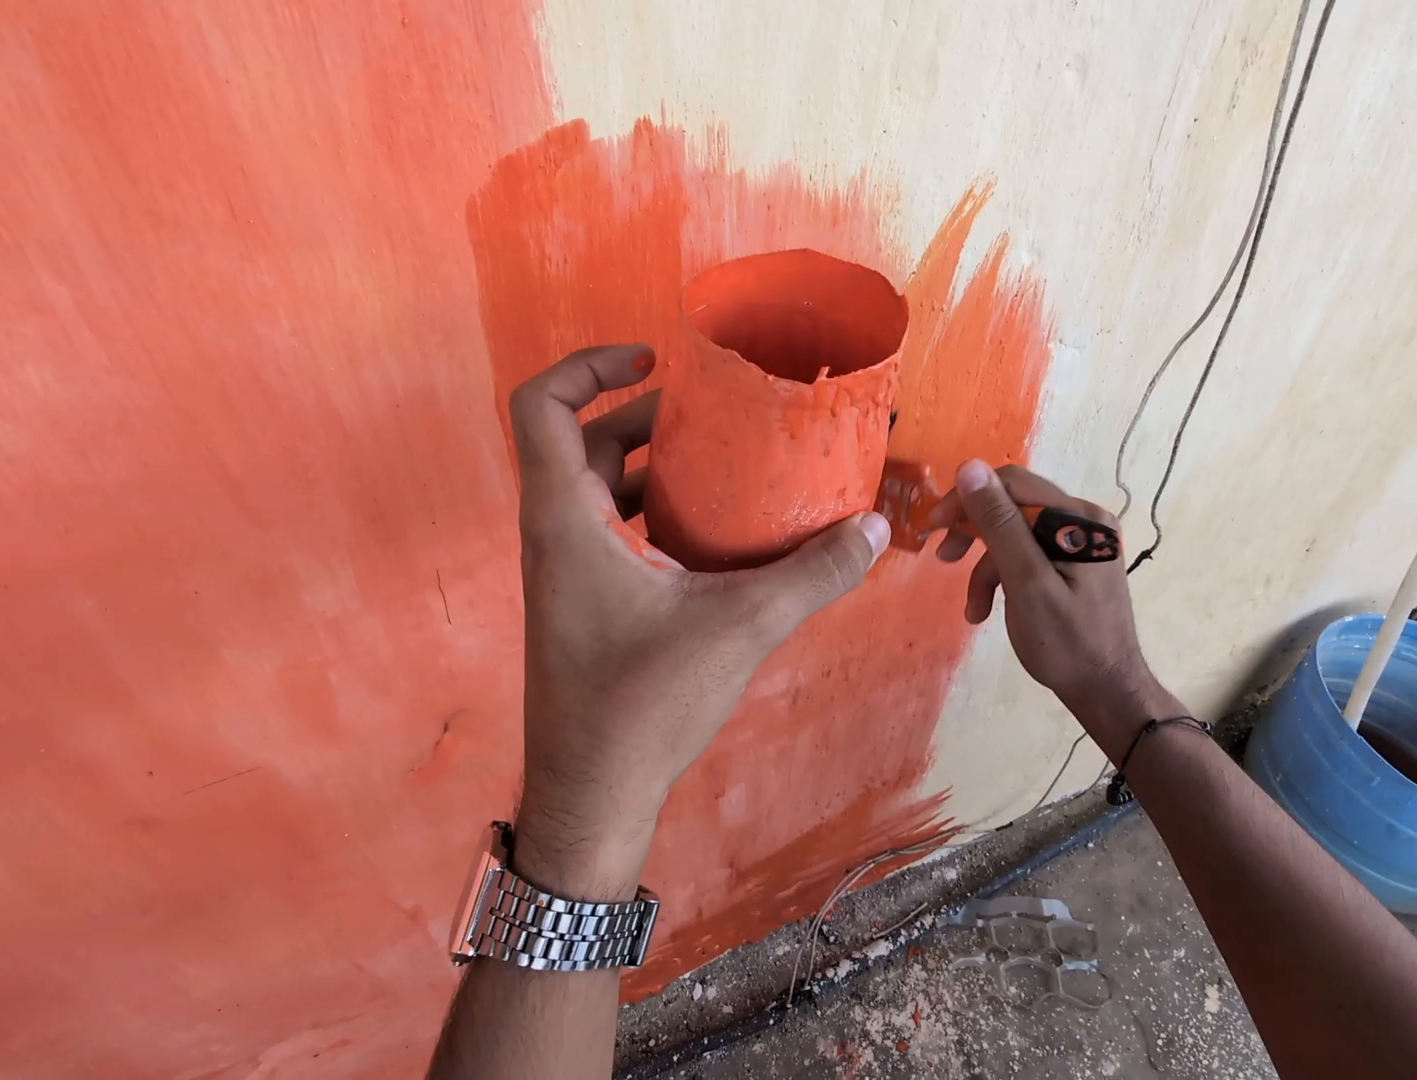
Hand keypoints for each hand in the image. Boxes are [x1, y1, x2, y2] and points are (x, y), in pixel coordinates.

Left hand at [509, 345, 891, 896]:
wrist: (593, 794)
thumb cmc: (645, 703)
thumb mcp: (741, 627)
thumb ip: (813, 575)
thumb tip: (875, 529)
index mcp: (567, 521)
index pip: (541, 407)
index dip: (587, 366)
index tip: (653, 363)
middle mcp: (556, 536)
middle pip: (581, 443)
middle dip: (646, 418)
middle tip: (714, 418)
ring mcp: (568, 573)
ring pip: (599, 490)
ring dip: (653, 467)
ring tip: (723, 466)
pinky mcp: (587, 604)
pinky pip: (613, 531)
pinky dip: (655, 513)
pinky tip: (713, 536)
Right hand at [927, 460, 1184, 760]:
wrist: (1107, 691)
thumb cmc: (1067, 643)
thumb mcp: (1026, 583)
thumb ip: (999, 524)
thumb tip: (970, 467)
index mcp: (1078, 519)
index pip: (1012, 483)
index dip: (968, 497)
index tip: (935, 525)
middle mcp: (1083, 520)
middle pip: (1014, 505)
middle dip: (974, 531)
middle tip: (942, 555)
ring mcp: (1081, 542)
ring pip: (1016, 534)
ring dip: (986, 566)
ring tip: (972, 608)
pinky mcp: (1074, 563)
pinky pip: (1028, 554)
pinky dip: (1004, 578)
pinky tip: (988, 609)